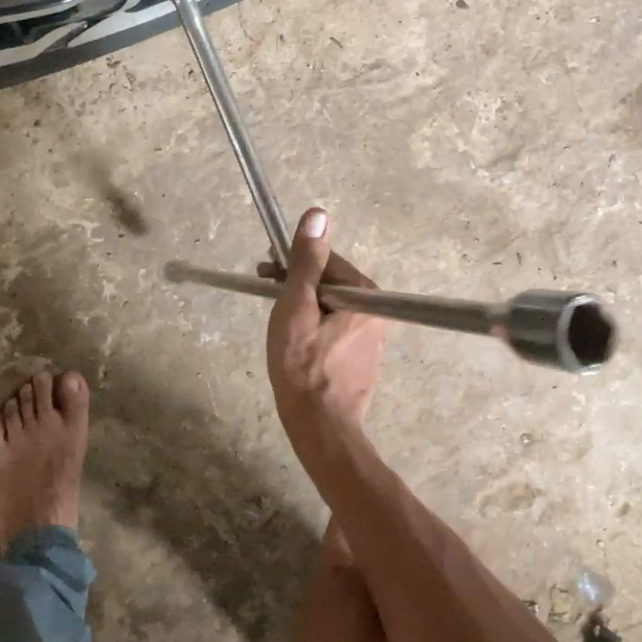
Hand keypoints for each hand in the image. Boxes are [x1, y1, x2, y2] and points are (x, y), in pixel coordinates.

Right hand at [262, 208, 388, 449]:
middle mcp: (377, 312)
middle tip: (264, 289)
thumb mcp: (297, 306)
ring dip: (302, 304)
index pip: (326, 261)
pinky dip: (312, 326)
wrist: (320, 427)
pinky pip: (334, 328)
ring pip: (330, 306)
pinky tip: (293, 341)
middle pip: (329, 283)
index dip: (293, 262)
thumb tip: (318, 214)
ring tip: (275, 319)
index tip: (265, 269)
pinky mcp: (363, 358)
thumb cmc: (302, 365)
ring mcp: (372, 337)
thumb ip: (306, 261)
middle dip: (296, 283)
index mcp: (366, 295)